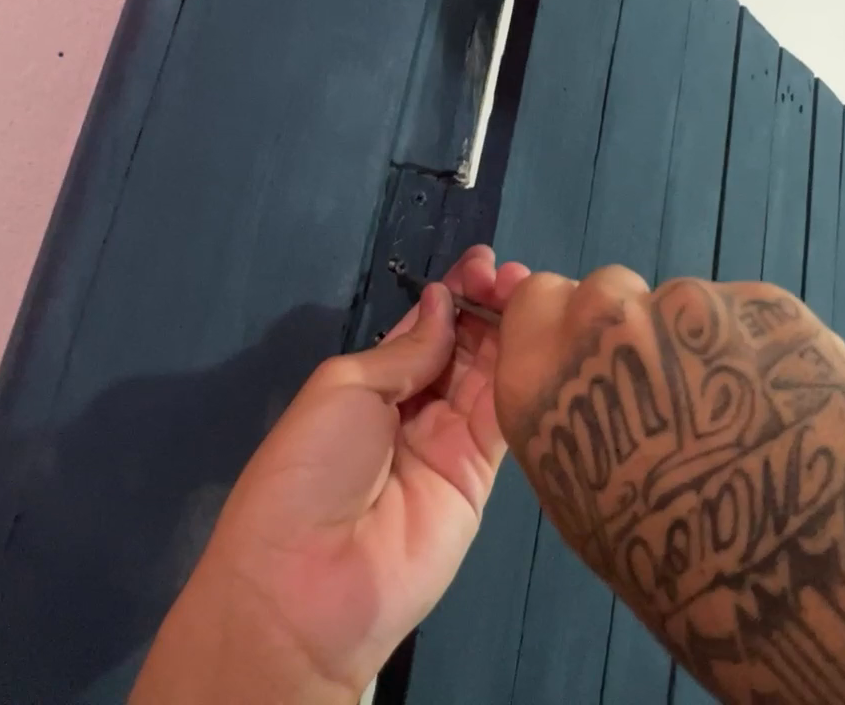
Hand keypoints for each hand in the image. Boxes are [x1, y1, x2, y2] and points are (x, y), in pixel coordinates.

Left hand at [132, 246, 529, 703]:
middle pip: (462, 346)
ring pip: (489, 373)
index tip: (483, 261)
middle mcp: (416, 406)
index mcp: (373, 382)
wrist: (312, 582)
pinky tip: (533, 338)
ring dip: (508, 331)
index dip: (453, 291)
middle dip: (486, 305)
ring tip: (528, 290)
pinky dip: (520, 374)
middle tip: (511, 273)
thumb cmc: (311, 467)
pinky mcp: (480, 473)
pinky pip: (503, 415)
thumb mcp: (345, 388)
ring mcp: (450, 440)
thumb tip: (444, 304)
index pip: (425, 326)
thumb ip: (406, 350)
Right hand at [490, 270, 844, 704]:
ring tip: (739, 414)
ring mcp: (702, 316)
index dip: (556, 325)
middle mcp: (620, 341)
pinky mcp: (776, 312)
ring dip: (698, 340)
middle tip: (670, 391)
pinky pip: (742, 310)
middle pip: (604, 289)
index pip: (532, 304)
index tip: (579, 348)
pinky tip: (783, 407)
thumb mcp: (605, 514)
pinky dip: (752, 344)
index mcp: (561, 399)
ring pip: (681, 298)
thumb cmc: (716, 584)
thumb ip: (578, 425)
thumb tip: (566, 374)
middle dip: (625, 329)